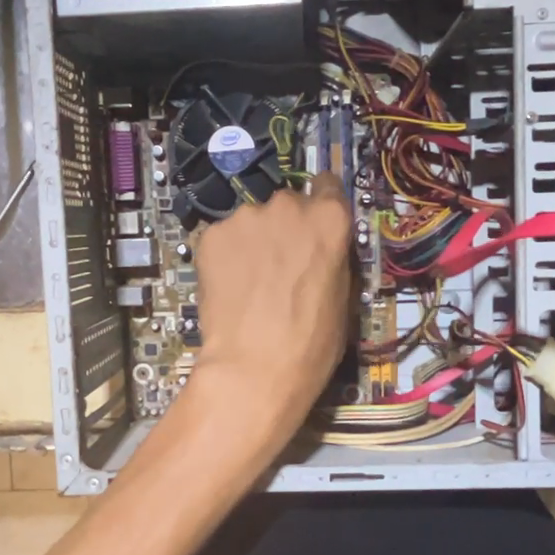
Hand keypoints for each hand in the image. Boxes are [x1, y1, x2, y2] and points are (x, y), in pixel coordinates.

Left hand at [191, 172, 352, 428]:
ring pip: (252, 222)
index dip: (321, 206)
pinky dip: (225, 256)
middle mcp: (288, 206)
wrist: (254, 367)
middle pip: (287, 205)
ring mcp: (246, 217)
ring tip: (250, 282)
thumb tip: (323, 252)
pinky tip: (228, 287)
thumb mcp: (343, 297)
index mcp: (330, 219)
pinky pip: (223, 238)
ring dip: (253, 242)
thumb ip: (333, 259)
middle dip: (285, 228)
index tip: (313, 227)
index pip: (328, 187)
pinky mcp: (211, 235)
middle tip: (280, 267)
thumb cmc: (312, 344)